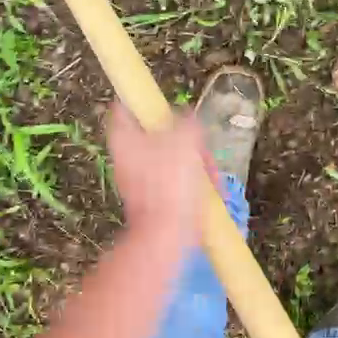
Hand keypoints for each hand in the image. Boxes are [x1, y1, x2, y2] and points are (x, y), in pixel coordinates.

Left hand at [106, 104, 210, 243]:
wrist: (166, 236)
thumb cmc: (170, 184)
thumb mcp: (185, 141)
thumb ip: (186, 122)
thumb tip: (188, 117)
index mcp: (124, 137)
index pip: (125, 105)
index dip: (145, 100)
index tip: (166, 103)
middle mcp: (126, 156)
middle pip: (157, 134)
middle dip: (186, 140)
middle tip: (202, 147)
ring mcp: (139, 179)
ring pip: (171, 158)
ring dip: (195, 163)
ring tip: (212, 177)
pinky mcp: (153, 199)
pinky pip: (175, 181)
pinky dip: (192, 183)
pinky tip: (210, 192)